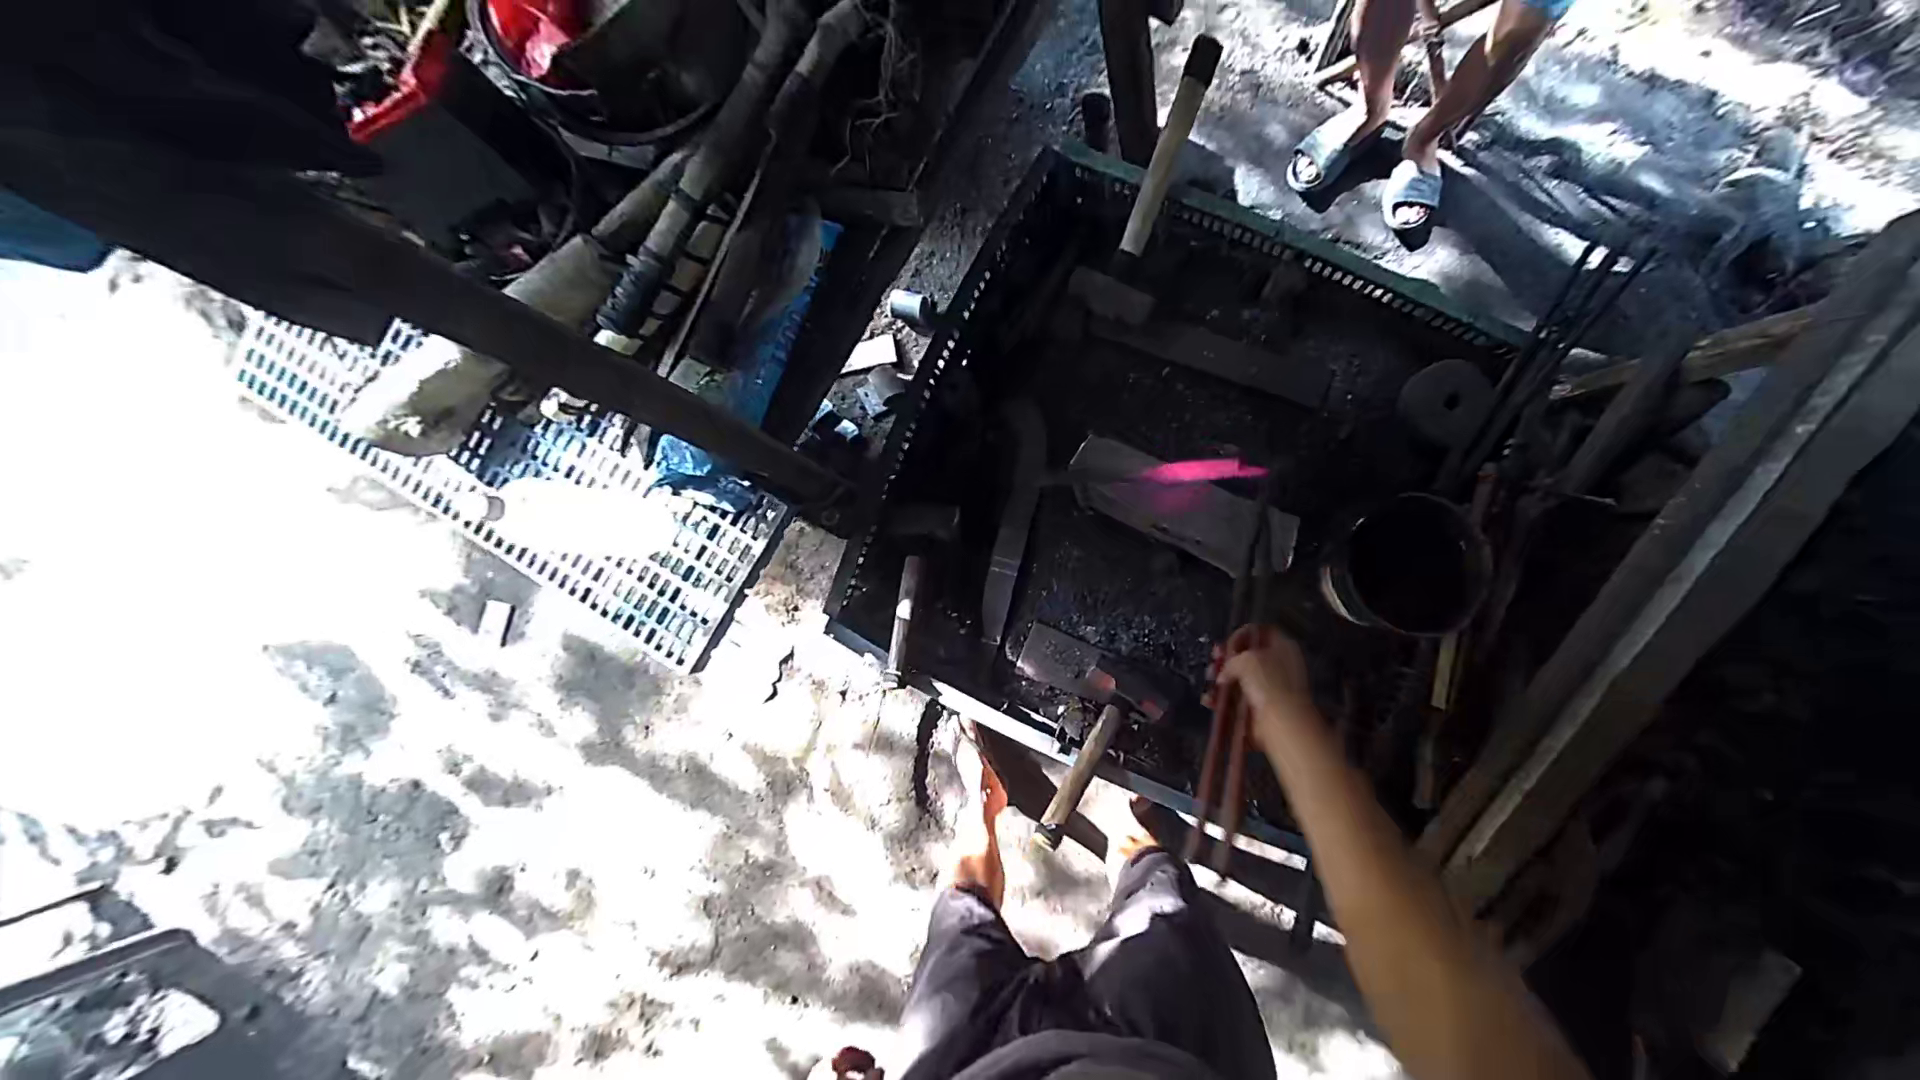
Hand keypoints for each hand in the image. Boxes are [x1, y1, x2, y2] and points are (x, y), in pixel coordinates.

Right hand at [1212, 625, 1315, 742]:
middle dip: (1227, 658)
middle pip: (1247, 656)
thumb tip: (1225, 673)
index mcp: (1283, 648)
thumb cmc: (1267, 682)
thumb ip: (1232, 658)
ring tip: (1209, 680)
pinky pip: (1234, 699)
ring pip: (1238, 678)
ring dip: (1220, 678)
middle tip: (1214, 659)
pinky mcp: (1257, 708)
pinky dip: (1220, 699)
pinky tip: (1210, 699)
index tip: (1227, 641)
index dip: (1243, 634)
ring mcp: (1268, 689)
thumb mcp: (1246, 659)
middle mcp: (1278, 667)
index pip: (1262, 633)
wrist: (1279, 722)